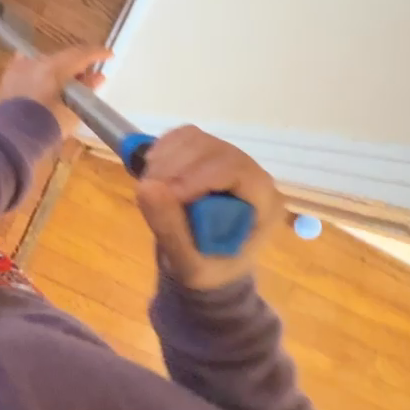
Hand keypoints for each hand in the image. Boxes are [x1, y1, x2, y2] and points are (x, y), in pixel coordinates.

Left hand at [0, 46, 110, 136]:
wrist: (11, 139)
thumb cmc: (46, 126)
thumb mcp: (72, 111)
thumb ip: (86, 91)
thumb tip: (98, 77)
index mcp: (53, 67)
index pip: (80, 53)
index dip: (97, 53)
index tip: (109, 55)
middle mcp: (35, 61)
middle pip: (61, 58)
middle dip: (76, 66)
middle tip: (86, 79)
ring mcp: (19, 68)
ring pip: (44, 63)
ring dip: (57, 70)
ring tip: (66, 85)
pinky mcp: (7, 78)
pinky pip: (27, 68)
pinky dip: (38, 73)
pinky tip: (42, 81)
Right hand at [134, 126, 287, 290]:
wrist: (209, 268)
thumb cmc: (208, 271)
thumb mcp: (189, 265)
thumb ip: (171, 230)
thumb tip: (145, 188)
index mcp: (263, 203)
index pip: (236, 170)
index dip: (197, 176)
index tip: (165, 194)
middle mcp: (251, 175)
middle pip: (212, 149)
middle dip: (175, 168)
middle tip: (147, 193)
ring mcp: (228, 161)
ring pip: (195, 139)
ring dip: (164, 159)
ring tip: (149, 189)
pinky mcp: (205, 156)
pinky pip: (181, 138)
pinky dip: (161, 151)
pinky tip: (152, 175)